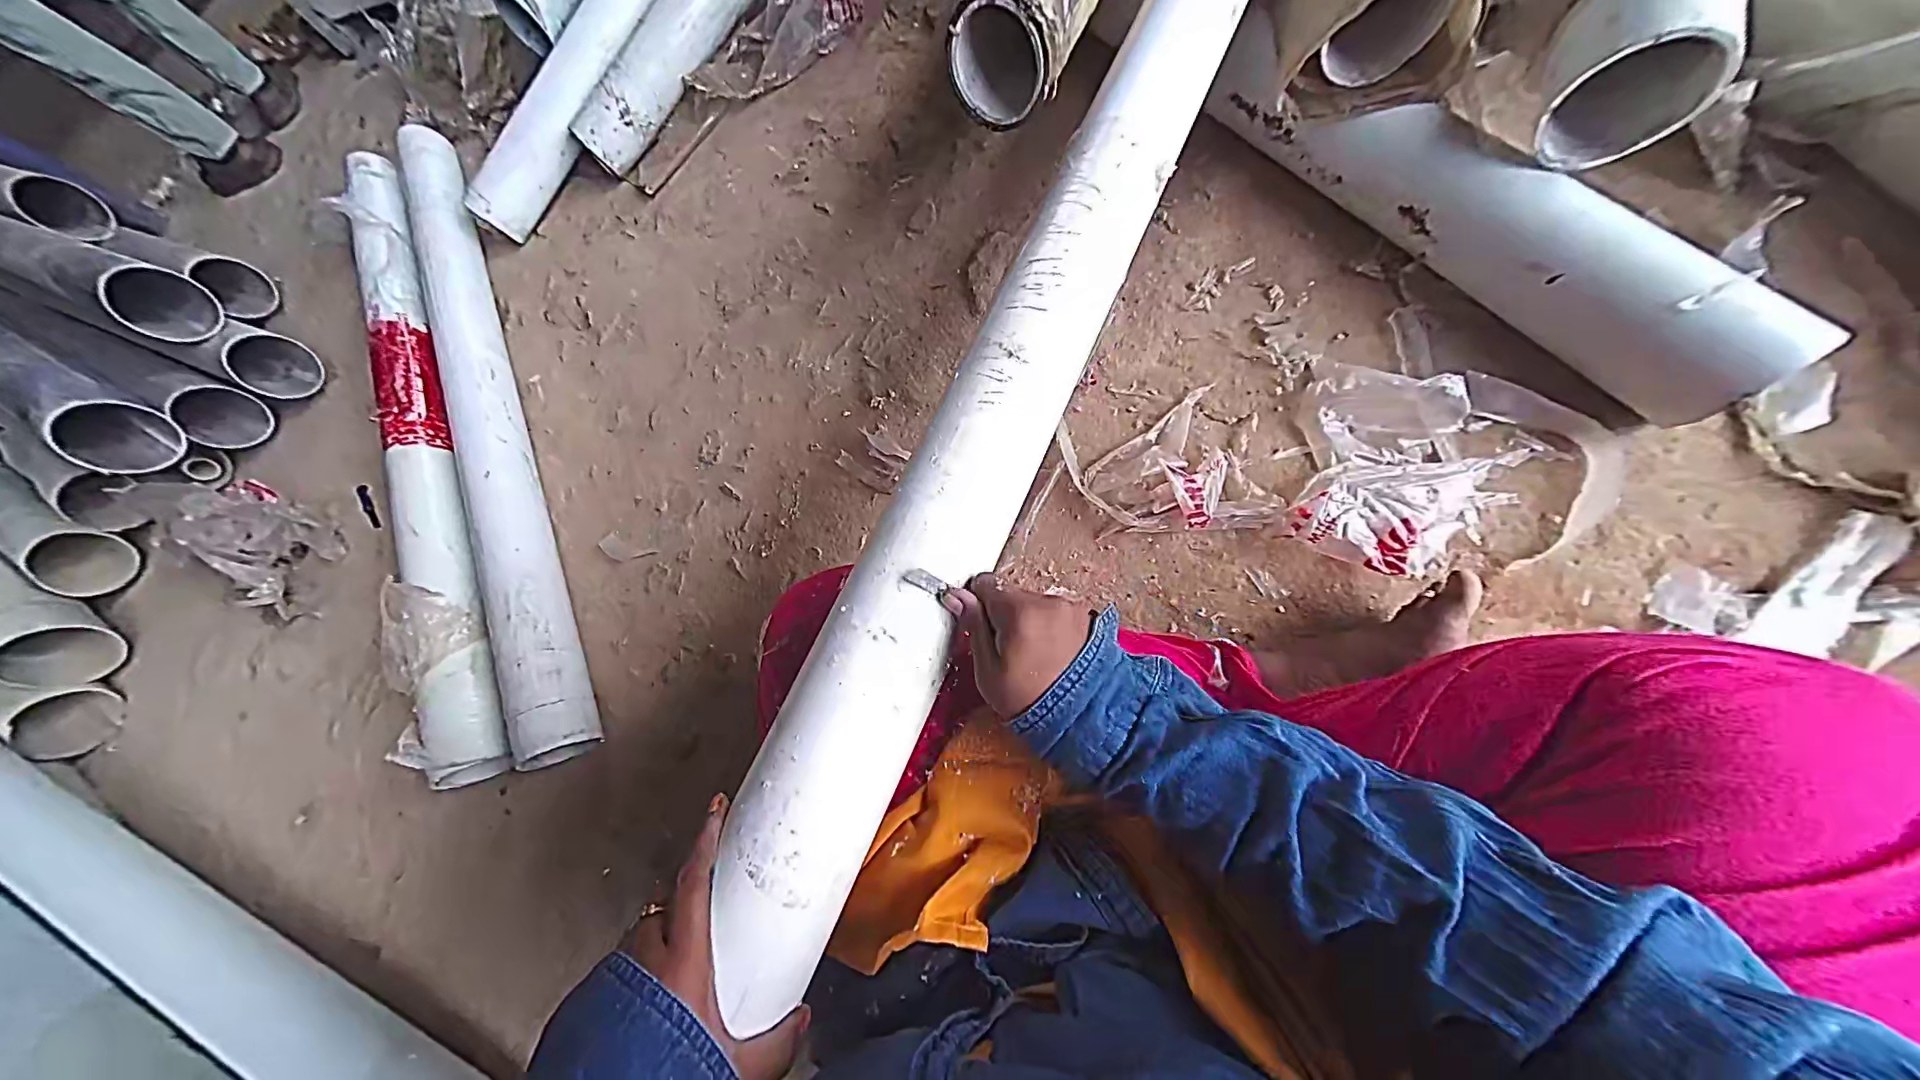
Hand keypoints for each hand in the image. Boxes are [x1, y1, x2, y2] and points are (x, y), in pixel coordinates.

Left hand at [626, 794, 809, 1079]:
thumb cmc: (667, 1078)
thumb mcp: (738, 1064)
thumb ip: (776, 1040)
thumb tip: (799, 1022)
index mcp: (684, 962)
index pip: (696, 880)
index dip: (707, 839)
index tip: (716, 811)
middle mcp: (645, 964)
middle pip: (665, 905)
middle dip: (685, 898)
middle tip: (705, 904)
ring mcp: (613, 985)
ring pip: (637, 938)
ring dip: (657, 940)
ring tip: (677, 961)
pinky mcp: (586, 1009)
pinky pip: (614, 972)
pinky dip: (632, 973)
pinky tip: (646, 997)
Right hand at [940, 573, 1095, 716]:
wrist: (1081, 718)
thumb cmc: (1031, 701)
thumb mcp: (988, 671)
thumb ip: (973, 627)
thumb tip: (959, 599)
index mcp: (1019, 612)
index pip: (986, 584)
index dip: (976, 602)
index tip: (977, 619)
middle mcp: (1047, 603)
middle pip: (1012, 595)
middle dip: (1004, 615)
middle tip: (1006, 649)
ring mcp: (1069, 609)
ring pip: (1034, 604)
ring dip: (1028, 620)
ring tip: (1031, 655)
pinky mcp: (1085, 618)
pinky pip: (1055, 613)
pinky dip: (1049, 627)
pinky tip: (1049, 653)